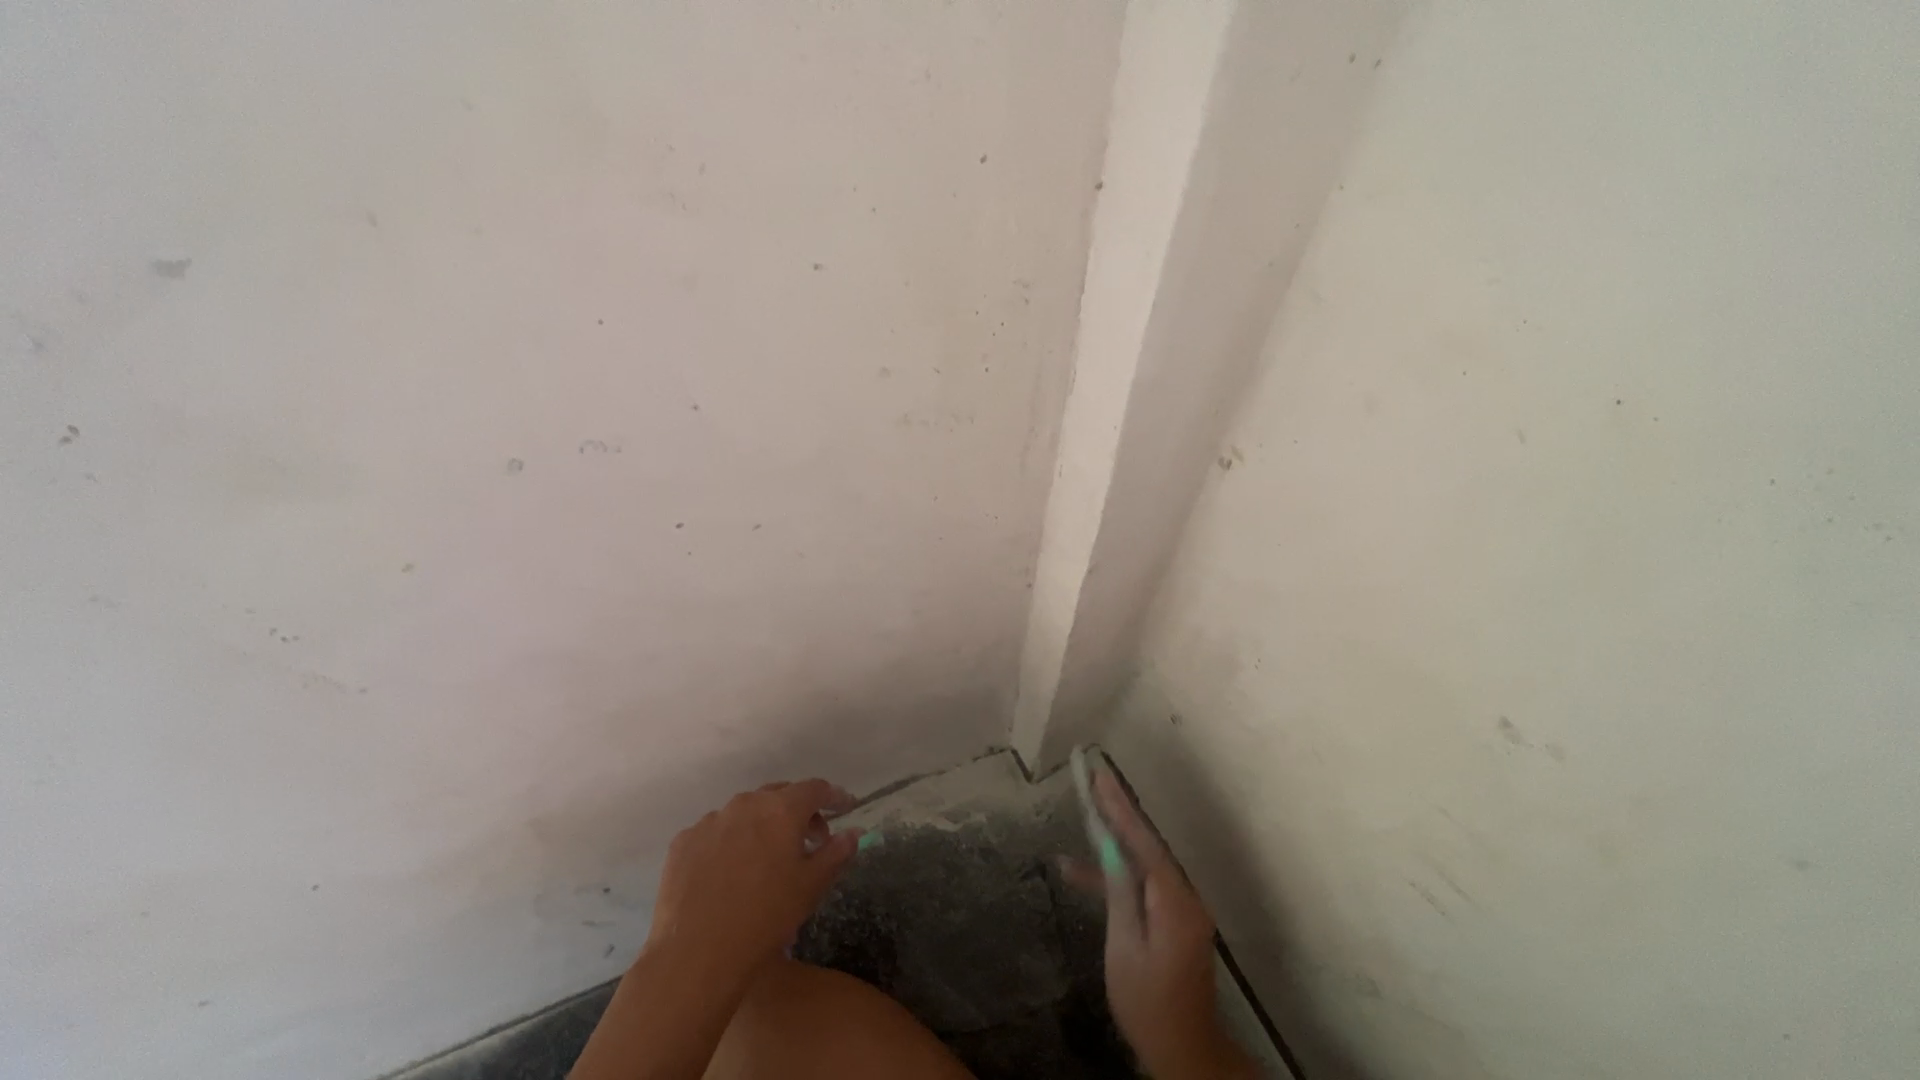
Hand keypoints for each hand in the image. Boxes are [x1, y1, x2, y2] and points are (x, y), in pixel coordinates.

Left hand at [644, 779, 860, 976]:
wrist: (696, 952)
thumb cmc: (766, 917)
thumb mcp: (812, 886)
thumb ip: (837, 852)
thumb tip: (852, 831)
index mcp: (781, 809)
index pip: (815, 789)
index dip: (834, 796)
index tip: (846, 807)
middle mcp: (745, 804)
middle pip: (780, 796)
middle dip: (799, 812)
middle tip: (811, 840)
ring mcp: (710, 821)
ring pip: (746, 813)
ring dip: (763, 827)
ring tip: (769, 860)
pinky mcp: (684, 841)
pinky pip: (716, 832)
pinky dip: (731, 842)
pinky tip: (731, 873)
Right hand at [1077, 772, 1254, 1078]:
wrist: (1184, 1049)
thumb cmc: (1148, 1003)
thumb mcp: (1124, 948)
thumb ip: (1120, 895)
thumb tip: (1112, 852)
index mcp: (1175, 902)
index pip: (1143, 843)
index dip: (1120, 808)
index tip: (1101, 777)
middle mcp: (1185, 898)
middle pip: (1147, 847)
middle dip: (1120, 814)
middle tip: (1095, 781)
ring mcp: (1182, 910)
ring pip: (1145, 865)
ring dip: (1115, 843)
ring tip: (1085, 815)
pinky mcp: (1175, 922)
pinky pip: (1146, 887)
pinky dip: (1119, 879)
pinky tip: (1081, 874)